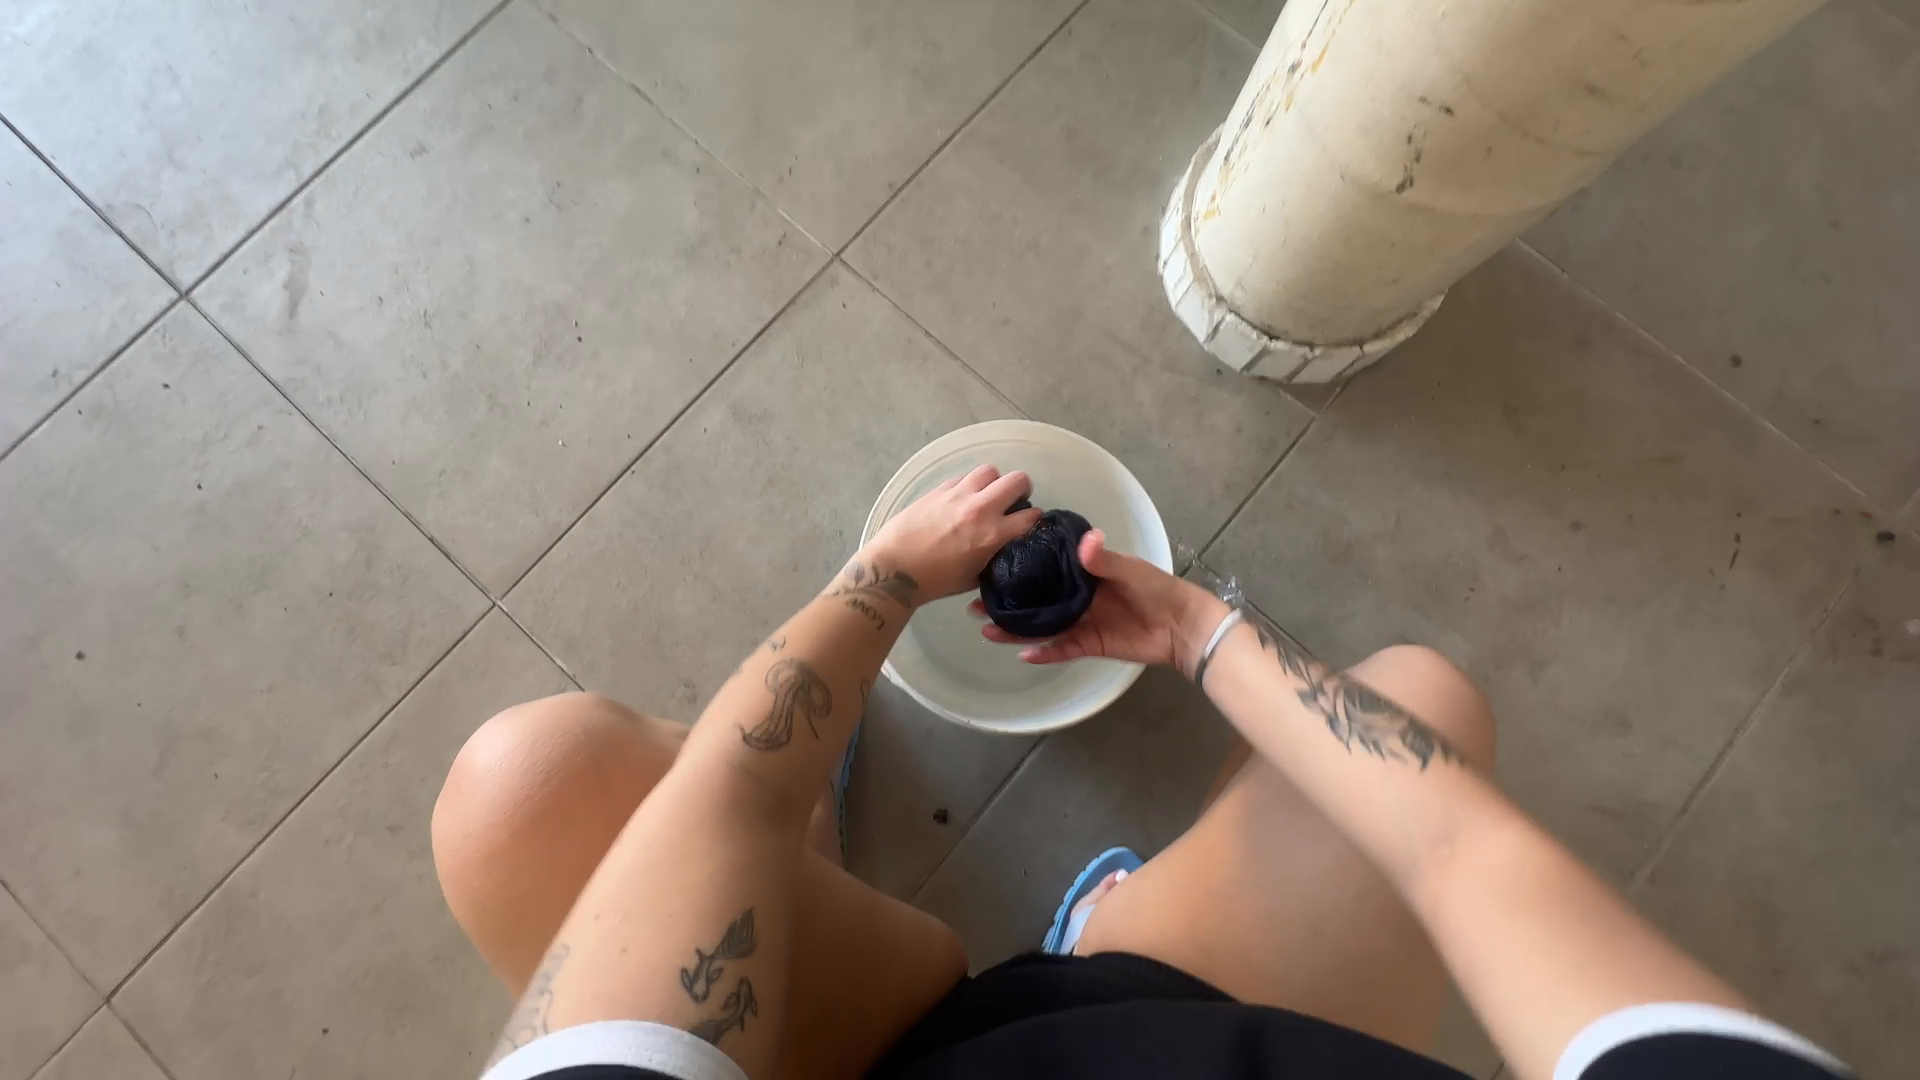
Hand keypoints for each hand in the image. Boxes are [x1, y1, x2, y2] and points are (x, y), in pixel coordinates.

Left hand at [862, 464, 1043, 601]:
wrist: (895, 569)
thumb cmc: (935, 581)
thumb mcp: (974, 577)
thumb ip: (995, 557)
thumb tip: (1003, 546)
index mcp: (993, 534)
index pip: (1031, 516)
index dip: (1035, 520)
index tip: (1029, 523)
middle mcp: (980, 508)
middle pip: (1017, 480)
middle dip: (1022, 489)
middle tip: (1014, 501)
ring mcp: (958, 495)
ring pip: (990, 471)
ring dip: (994, 482)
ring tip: (986, 495)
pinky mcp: (938, 489)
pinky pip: (963, 477)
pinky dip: (968, 485)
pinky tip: (961, 499)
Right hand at [971, 529, 1228, 676]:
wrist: (1183, 626)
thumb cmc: (1158, 589)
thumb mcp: (1131, 569)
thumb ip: (1105, 559)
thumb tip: (1085, 542)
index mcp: (1083, 572)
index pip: (1043, 568)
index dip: (1017, 567)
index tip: (989, 566)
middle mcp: (1076, 596)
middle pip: (1034, 599)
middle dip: (1007, 601)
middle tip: (975, 602)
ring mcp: (1080, 622)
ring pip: (1041, 626)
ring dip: (1016, 629)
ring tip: (987, 628)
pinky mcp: (1089, 645)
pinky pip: (1061, 649)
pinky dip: (1044, 653)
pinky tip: (1021, 653)